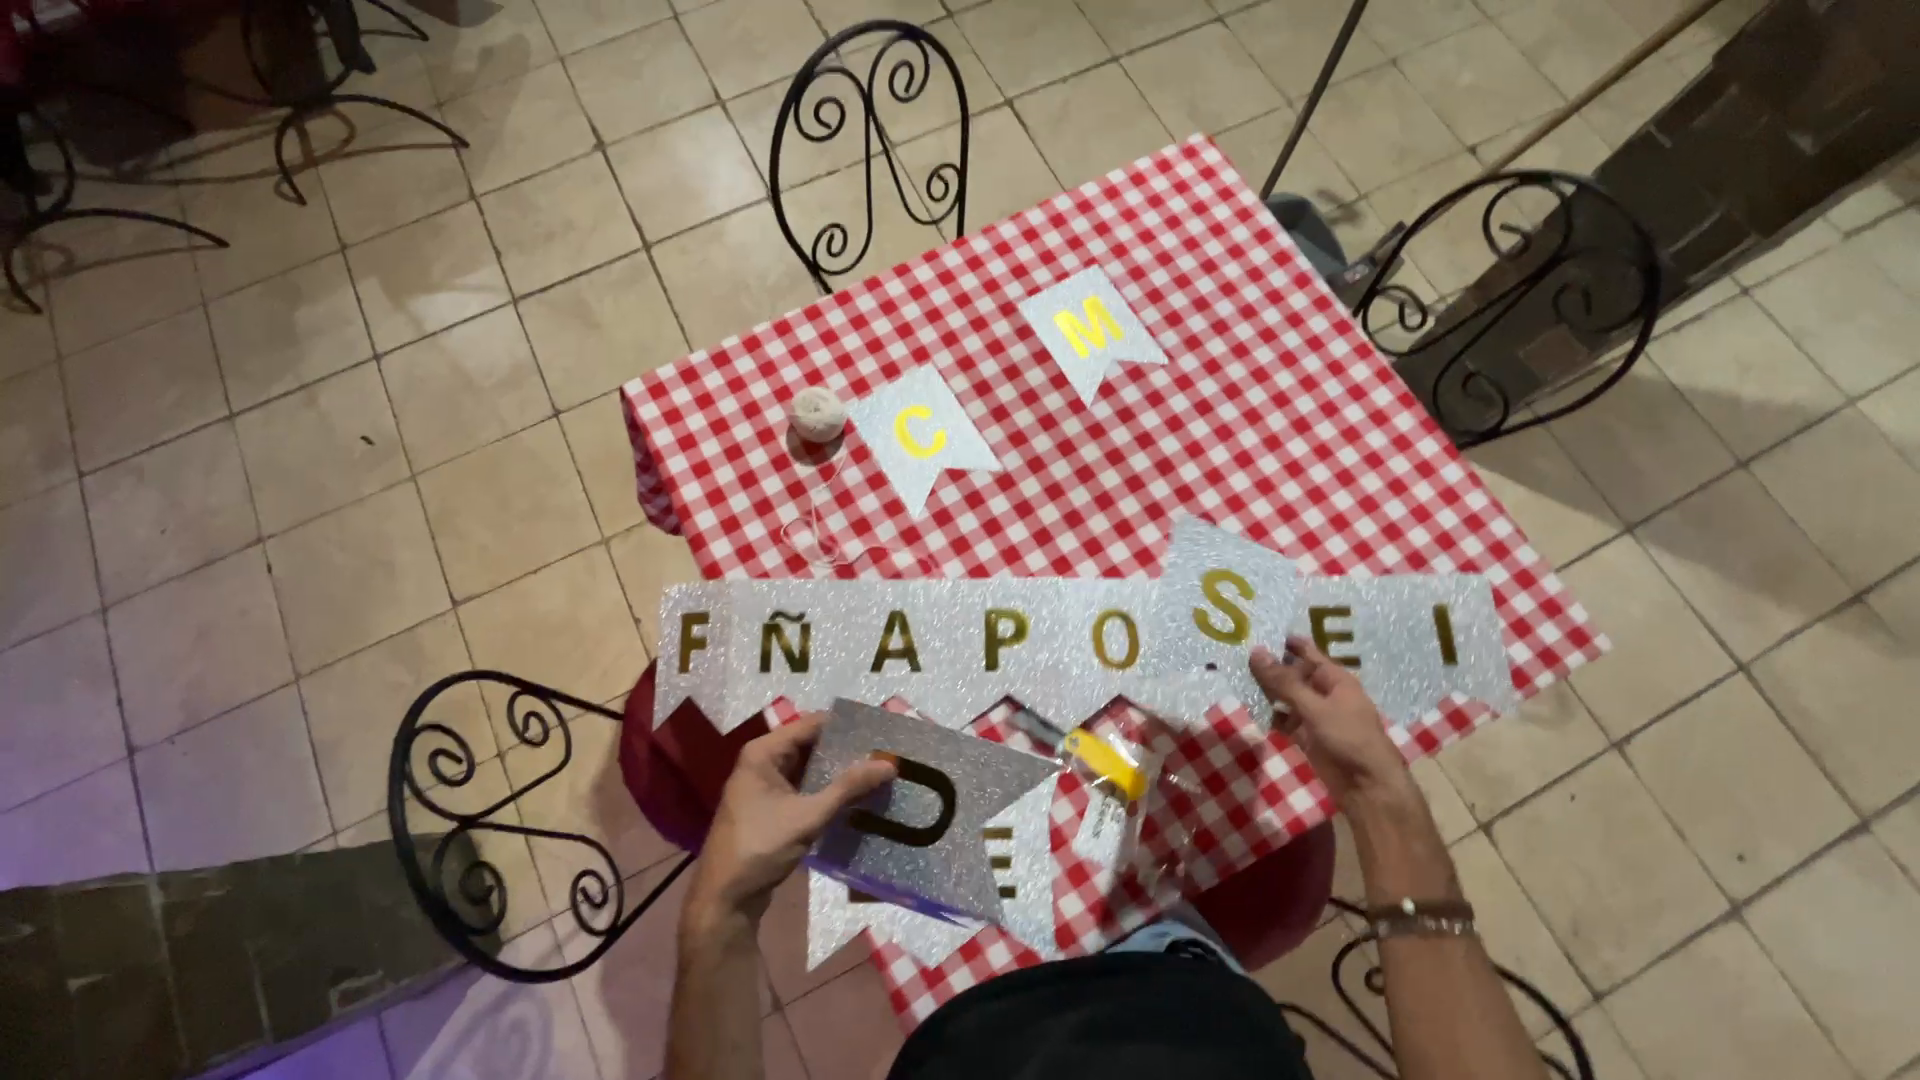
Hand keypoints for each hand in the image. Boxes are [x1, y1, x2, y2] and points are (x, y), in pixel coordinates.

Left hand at [685, 714, 896, 933]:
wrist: (725, 899)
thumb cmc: (759, 847)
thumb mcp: (808, 816)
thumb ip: (848, 788)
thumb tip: (889, 764)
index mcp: (763, 752)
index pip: (812, 724)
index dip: (846, 727)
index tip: (880, 731)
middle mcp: (763, 762)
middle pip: (812, 745)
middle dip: (846, 750)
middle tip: (885, 753)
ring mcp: (766, 786)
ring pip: (810, 768)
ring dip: (839, 772)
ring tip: (878, 772)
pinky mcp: (773, 808)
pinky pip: (805, 788)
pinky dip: (828, 791)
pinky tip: (857, 797)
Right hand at [1250, 636, 1412, 808]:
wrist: (1366, 786)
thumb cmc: (1349, 737)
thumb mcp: (1315, 706)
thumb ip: (1284, 681)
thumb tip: (1256, 652)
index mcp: (1335, 679)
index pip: (1307, 652)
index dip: (1284, 642)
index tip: (1256, 630)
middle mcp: (1324, 693)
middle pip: (1293, 673)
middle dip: (1269, 666)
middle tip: (1236, 655)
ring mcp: (1314, 715)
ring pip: (1285, 696)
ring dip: (1266, 690)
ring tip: (1235, 678)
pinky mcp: (1306, 735)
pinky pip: (1284, 718)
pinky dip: (1269, 713)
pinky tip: (1248, 707)